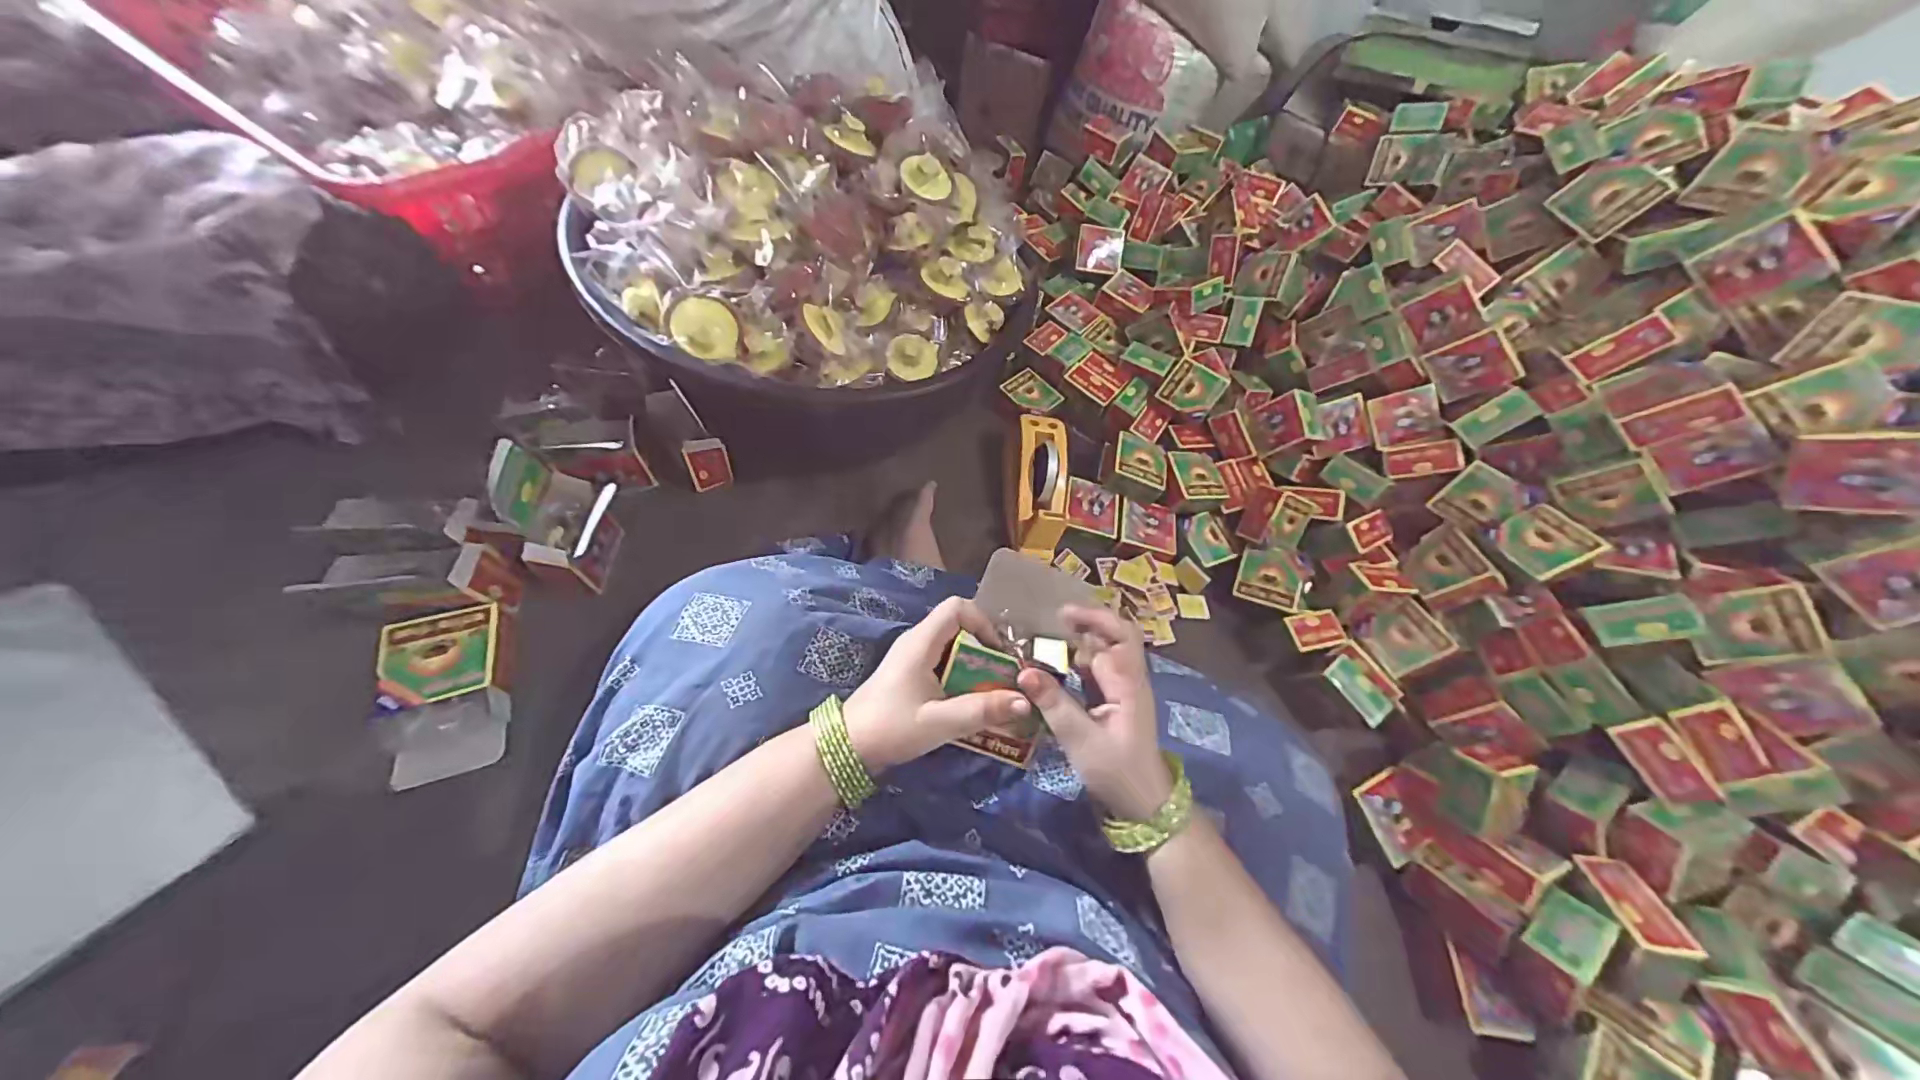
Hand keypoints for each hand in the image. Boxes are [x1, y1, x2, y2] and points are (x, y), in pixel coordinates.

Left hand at [842, 596, 1031, 771]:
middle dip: (984, 648)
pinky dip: (960, 675)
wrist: (846, 746)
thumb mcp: (939, 722)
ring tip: (991, 691)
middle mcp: (916, 642)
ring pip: (951, 646)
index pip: (958, 607)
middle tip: (1002, 677)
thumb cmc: (891, 728)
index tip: (998, 654)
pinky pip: (942, 662)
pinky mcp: (908, 674)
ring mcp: (910, 657)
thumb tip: (1024, 702)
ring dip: (974, 665)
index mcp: (921, 642)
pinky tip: (968, 701)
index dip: (983, 623)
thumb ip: (982, 710)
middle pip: (958, 626)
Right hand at [1016, 605, 1173, 820]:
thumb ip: (1054, 703)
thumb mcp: (1079, 738)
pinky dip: (1078, 660)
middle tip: (1053, 620)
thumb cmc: (1115, 771)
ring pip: (1105, 651)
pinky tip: (1055, 665)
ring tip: (1046, 639)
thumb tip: (1024, 671)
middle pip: (1115, 636)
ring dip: (1080, 641)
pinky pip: (1098, 669)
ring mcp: (1124, 688)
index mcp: (1128, 683)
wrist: (1142, 803)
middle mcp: (1129, 678)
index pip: (1116, 636)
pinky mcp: (1115, 700)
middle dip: (1086, 623)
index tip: (1060, 614)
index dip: (1091, 620)